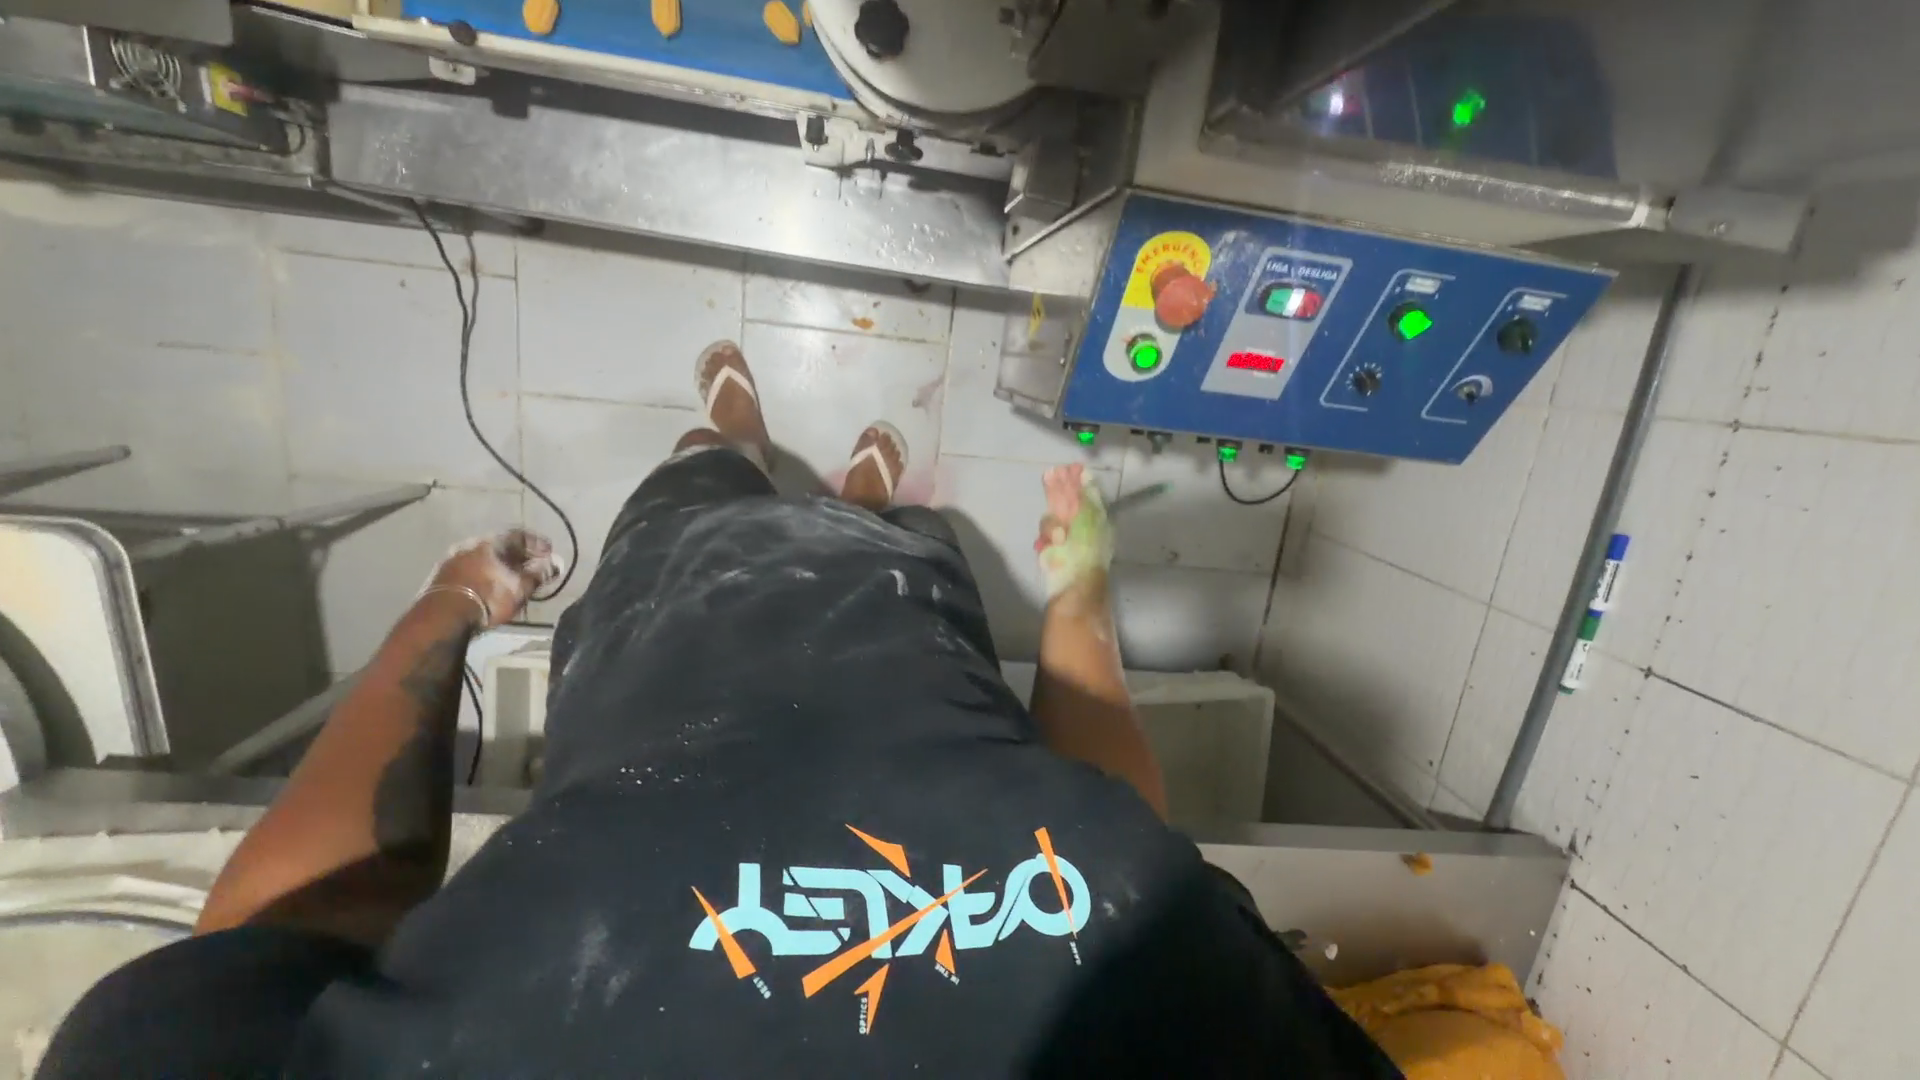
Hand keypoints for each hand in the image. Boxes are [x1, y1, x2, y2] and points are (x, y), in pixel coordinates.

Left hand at [423, 528, 562, 628]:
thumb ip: (540, 573)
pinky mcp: (441, 576)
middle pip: (501, 546)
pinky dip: (485, 574)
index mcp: (490, 543)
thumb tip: (557, 562)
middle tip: (533, 567)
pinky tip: (491, 586)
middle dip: (519, 556)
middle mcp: (470, 545)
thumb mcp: (521, 587)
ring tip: (513, 579)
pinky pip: (471, 568)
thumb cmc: (488, 598)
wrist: (442, 618)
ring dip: (501, 566)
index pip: (520, 534)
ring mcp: (452, 560)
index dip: (538, 543)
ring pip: (484, 557)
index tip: (549, 554)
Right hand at [1034, 464, 1113, 599]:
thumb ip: (1086, 495)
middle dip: (1059, 488)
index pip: (1085, 493)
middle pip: (1066, 500)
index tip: (1071, 466)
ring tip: (1059, 535)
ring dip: (1053, 523)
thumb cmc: (1087, 549)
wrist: (1075, 580)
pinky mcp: (1050, 546)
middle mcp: (1079, 523)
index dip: (1077, 480)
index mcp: (1095, 517)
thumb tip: (1086, 473)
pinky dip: (1047, 537)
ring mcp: (1064, 534)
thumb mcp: (1091, 517)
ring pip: (1052, 515)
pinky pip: (1044, 533)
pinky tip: (1053, 543)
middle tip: (1052, 472)